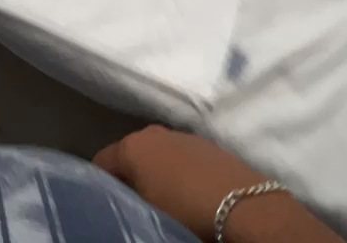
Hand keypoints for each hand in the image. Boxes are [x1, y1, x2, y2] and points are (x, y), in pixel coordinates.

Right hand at [93, 126, 269, 240]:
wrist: (247, 208)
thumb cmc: (187, 212)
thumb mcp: (148, 214)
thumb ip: (127, 203)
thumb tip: (122, 204)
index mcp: (132, 146)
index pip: (100, 162)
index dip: (99, 185)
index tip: (104, 205)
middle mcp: (152, 132)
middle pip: (129, 156)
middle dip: (128, 178)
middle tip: (133, 207)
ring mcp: (181, 136)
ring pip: (156, 155)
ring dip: (155, 174)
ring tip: (162, 203)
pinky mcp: (206, 145)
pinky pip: (180, 158)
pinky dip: (178, 173)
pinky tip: (188, 196)